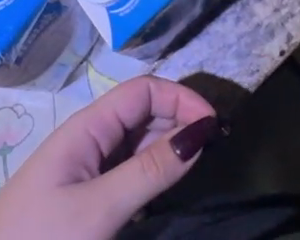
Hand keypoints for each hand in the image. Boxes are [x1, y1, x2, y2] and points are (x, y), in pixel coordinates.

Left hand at [0, 76, 220, 239]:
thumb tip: (202, 130)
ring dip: (169, 144)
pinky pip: (127, 170)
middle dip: (180, 119)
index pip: (144, 90)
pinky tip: (167, 188)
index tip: (215, 127)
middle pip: (143, 112)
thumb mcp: (99, 209)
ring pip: (138, 142)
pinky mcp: (83, 198)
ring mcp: (85, 169)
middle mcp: (88, 139)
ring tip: (198, 165)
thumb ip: (150, 170)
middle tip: (215, 149)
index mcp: (86, 127)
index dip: (181, 98)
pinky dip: (153, 171)